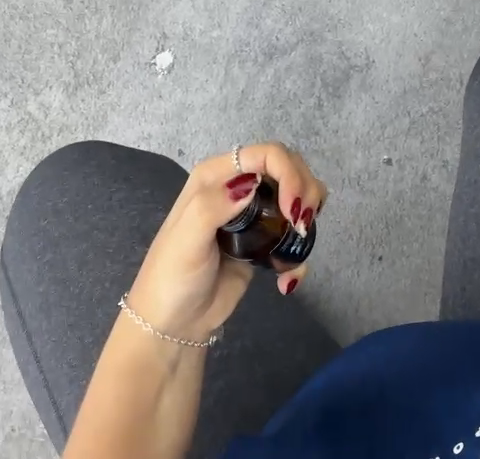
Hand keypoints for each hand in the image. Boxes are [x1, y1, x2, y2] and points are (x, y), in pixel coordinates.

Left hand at [125, 143, 326, 343]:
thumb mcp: (186, 238)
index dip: (289, 173)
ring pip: (297, 195)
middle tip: (302, 225)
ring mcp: (252, 214)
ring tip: (297, 246)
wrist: (173, 325)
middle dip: (304, 191)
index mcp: (217, 176)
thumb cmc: (172, 276)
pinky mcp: (263, 242)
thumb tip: (252, 183)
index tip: (293, 209)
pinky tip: (287, 279)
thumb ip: (214, 205)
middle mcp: (237, 187)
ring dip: (308, 217)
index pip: (266, 154)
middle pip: (289, 168)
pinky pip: (293, 234)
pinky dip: (300, 255)